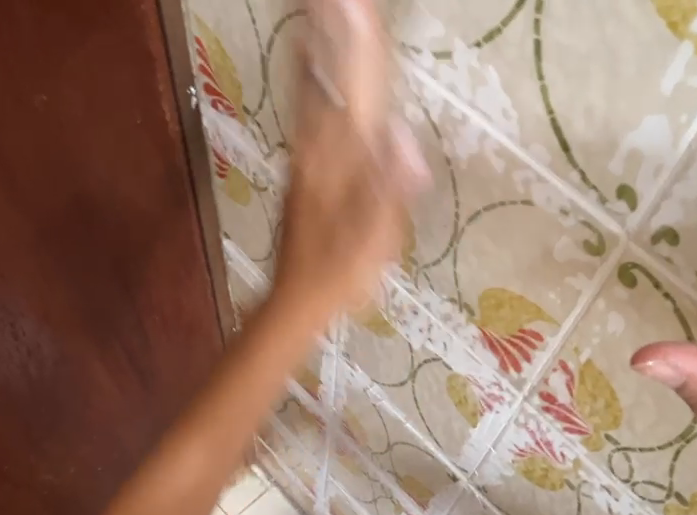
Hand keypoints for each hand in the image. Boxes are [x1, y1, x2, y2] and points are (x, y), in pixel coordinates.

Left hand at [267, 0, 426, 324]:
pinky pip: (303, 114)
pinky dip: (305, 80)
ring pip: (311, 94)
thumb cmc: (339, 279)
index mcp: (341, 166)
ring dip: (315, 48)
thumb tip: (402, 136)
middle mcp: (318, 154)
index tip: (357, 1)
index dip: (360, 46)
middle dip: (334, 33)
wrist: (294, 303)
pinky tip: (303, 62)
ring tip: (315, 7)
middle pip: (328, 82)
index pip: (356, 94)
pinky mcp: (299, 173)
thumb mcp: (371, 245)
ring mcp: (305, 162)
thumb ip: (387, 192)